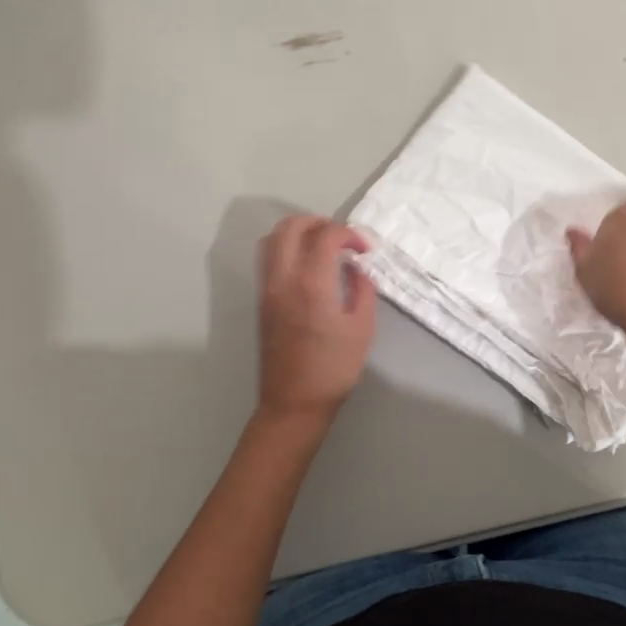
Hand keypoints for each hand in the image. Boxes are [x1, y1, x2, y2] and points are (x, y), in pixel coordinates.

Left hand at [257, 215, 377, 425]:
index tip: (364, 250)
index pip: (326, 236)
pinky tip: (309, 266)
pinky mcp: (261, 300)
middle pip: (291, 226)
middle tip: (341, 238)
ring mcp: (267, 288)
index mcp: (312, 284)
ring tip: (324, 247)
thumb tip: (357, 267)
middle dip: (319, 222)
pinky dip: (287, 248)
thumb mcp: (362, 329)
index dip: (349, 234)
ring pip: (273, 239)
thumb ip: (362, 289)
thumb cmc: (334, 369)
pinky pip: (268, 258)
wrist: (293, 403)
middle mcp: (283, 279)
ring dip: (299, 232)